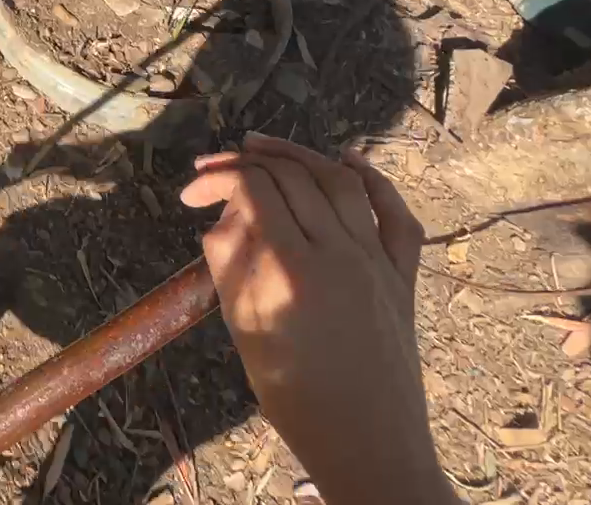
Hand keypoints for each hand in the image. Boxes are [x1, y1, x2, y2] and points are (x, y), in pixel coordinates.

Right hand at [180, 134, 452, 504]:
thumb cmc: (288, 386)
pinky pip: (397, 216)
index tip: (187, 195)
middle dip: (244, 161)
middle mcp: (341, 252)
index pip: (253, 188)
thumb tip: (223, 212)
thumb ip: (227, 254)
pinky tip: (348, 160)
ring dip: (298, 155)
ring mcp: (380, 262)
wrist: (364, 443)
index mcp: (292, 265)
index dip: (215, 178)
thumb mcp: (238, 318)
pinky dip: (374, 180)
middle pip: (292, 176)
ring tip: (260, 146)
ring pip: (341, 182)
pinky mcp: (404, 277)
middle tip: (210, 168)